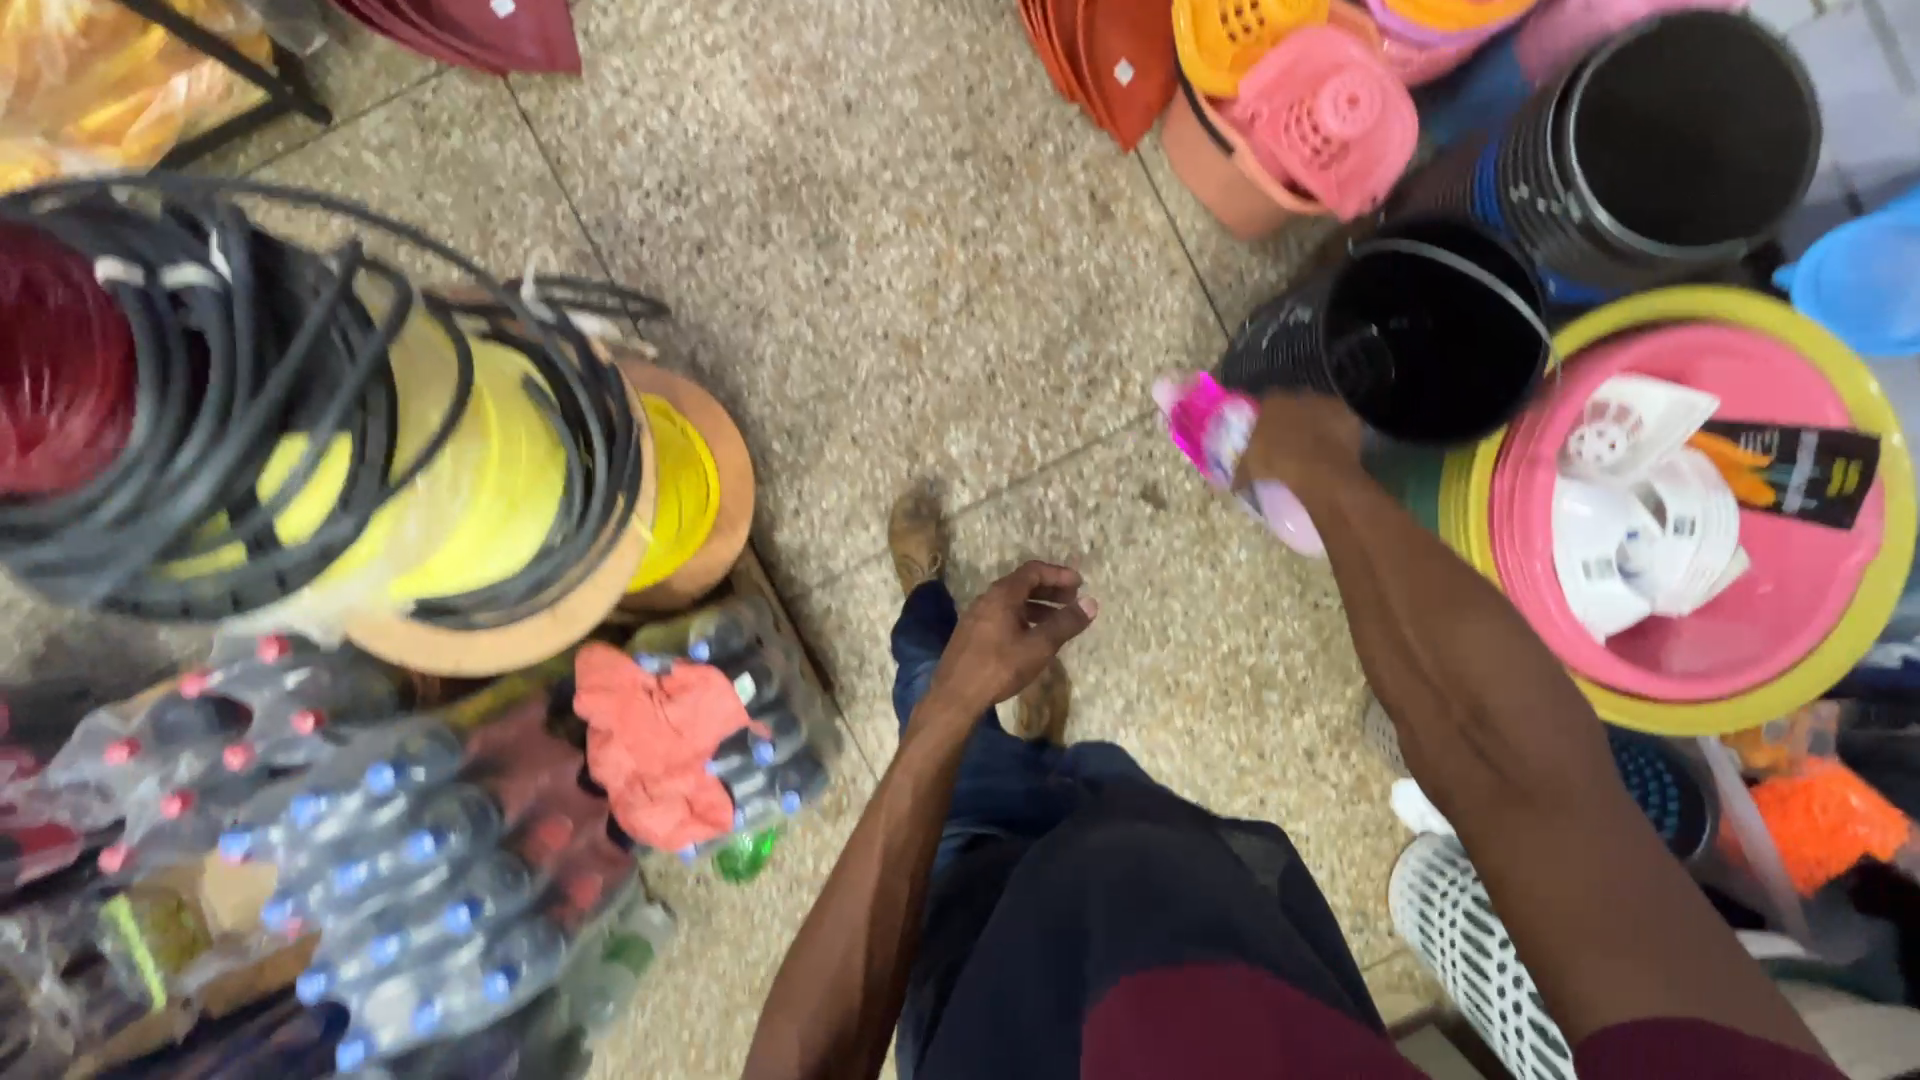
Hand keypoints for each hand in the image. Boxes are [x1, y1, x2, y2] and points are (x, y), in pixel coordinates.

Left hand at [922, 561, 1097, 721]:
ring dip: (1037, 606)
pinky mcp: (971, 633)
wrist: (955, 695)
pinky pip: (1002, 615)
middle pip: (1022, 584)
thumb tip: (1091, 603)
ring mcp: (976, 616)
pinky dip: (1023, 618)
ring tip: (1058, 620)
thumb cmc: (1000, 667)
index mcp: (1002, 595)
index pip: (1033, 571)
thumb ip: (1065, 623)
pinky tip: (1032, 637)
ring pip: (1012, 602)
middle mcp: (987, 599)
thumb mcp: (1039, 646)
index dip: (1058, 574)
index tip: (1080, 584)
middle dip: (1050, 589)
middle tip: (1073, 599)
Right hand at [1234, 391, 1363, 492]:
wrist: (1318, 470)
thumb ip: (1241, 470)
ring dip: (1316, 427)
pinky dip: (1337, 436)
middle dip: (1292, 421)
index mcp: (1272, 401)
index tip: (1265, 436)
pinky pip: (1340, 425)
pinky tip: (1332, 452)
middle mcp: (1300, 395)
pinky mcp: (1349, 416)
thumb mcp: (1249, 469)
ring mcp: (1327, 404)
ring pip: (1319, 414)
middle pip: (1295, 406)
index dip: (1266, 420)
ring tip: (1312, 450)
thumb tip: (1232, 484)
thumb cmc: (1277, 463)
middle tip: (1288, 443)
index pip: (1266, 404)